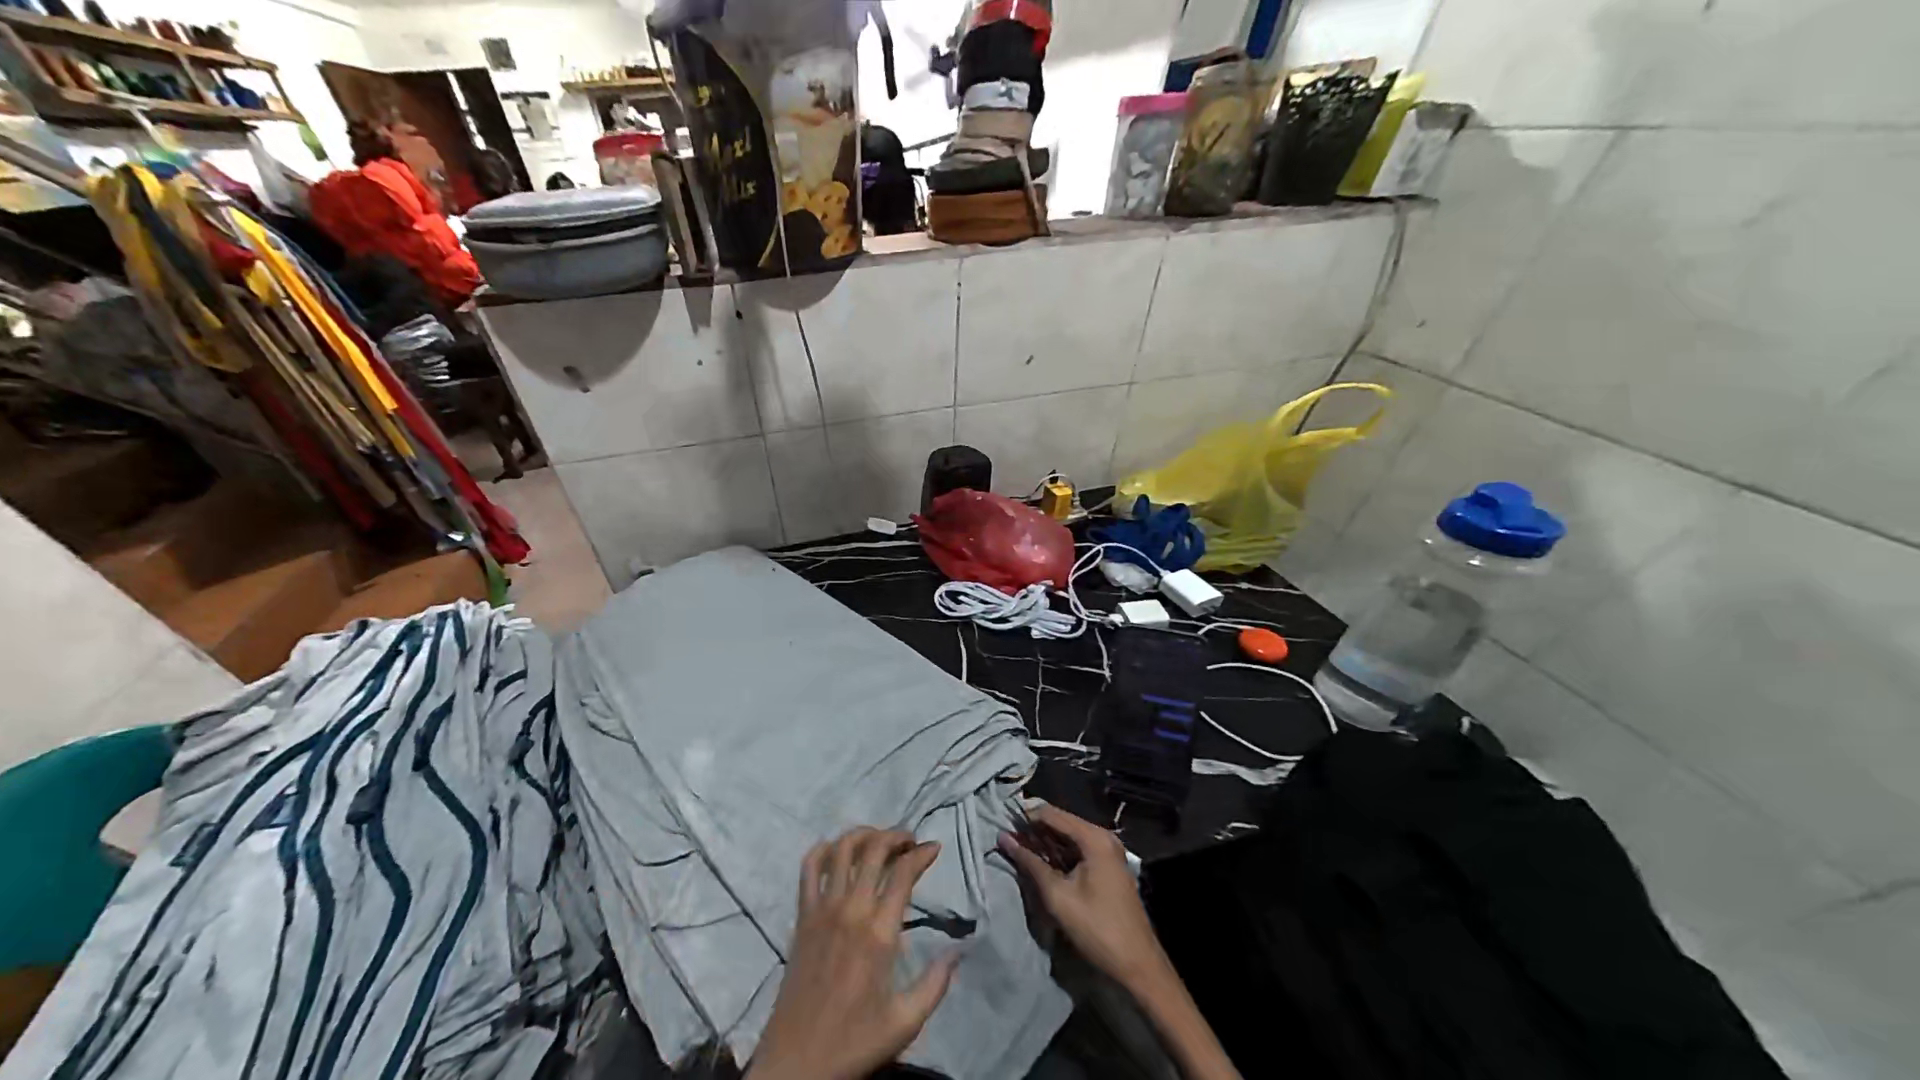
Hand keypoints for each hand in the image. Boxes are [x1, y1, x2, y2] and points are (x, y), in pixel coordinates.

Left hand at [748, 828, 958, 1079]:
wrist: (796, 1064)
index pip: (904, 872)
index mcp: (880, 933)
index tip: (935, 847)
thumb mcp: (906, 1022)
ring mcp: (822, 910)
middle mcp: (851, 910)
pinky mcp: (801, 917)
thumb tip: (959, 950)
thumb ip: (936, 983)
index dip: (922, 852)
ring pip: (842, 849)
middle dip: (896, 835)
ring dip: (864, 835)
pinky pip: (809, 869)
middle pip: (874, 849)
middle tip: (910, 840)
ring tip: (879, 841)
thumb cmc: (854, 1043)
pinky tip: (837, 851)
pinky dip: (823, 850)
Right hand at [997, 802, 1169, 991]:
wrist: (1137, 963)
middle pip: (1061, 823)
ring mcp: (1108, 851)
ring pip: (1068, 837)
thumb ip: (1030, 862)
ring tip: (1018, 850)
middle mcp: (1103, 837)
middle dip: (1034, 830)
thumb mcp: (1057, 896)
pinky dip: (1059, 854)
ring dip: (1045, 843)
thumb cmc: (1096, 928)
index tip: (1002, 825)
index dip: (1025, 817)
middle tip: (1007, 840)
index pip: (1052, 814)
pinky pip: (1077, 850)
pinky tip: (1041, 863)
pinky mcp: (1108, 865)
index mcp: (1094, 838)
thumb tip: (1004, 838)